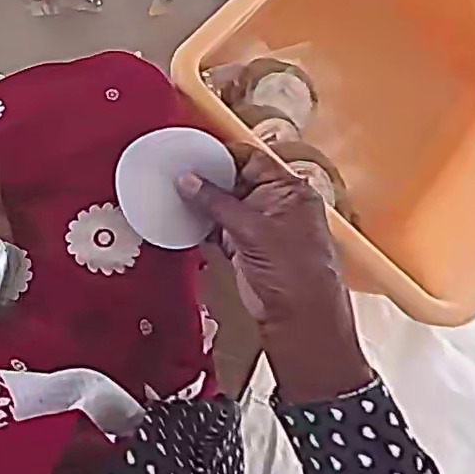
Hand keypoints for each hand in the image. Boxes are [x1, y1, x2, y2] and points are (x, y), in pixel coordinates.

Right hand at [178, 148, 372, 402]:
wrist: (298, 321)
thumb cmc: (294, 274)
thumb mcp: (251, 229)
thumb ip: (216, 202)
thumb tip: (189, 180)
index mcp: (289, 191)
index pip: (252, 159)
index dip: (224, 155)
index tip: (195, 152)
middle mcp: (276, 205)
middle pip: (235, 181)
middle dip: (208, 179)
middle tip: (179, 173)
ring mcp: (260, 227)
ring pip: (225, 205)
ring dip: (203, 203)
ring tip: (176, 193)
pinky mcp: (246, 247)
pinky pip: (219, 228)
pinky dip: (202, 225)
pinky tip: (184, 220)